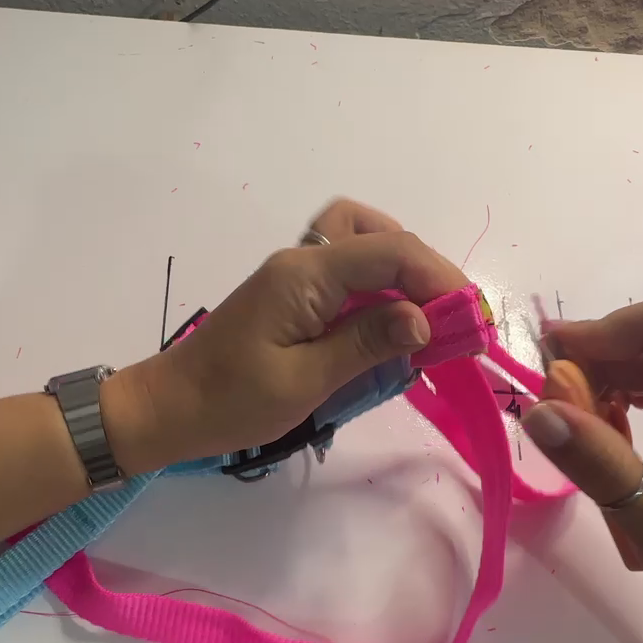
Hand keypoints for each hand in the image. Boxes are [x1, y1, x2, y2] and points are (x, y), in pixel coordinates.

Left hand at [104, 199, 468, 472]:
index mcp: (305, 275)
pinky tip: (389, 324)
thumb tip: (423, 320)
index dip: (440, 281)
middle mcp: (303, 260)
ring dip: (401, 271)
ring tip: (424, 318)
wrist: (170, 407)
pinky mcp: (293, 295)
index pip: (390, 252)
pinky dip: (377, 288)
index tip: (472, 323)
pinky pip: (347, 273)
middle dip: (426, 272)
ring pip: (362, 242)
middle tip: (450, 319)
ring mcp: (295, 275)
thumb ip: (364, 345)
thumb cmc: (230, 402)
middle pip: (379, 235)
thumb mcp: (303, 382)